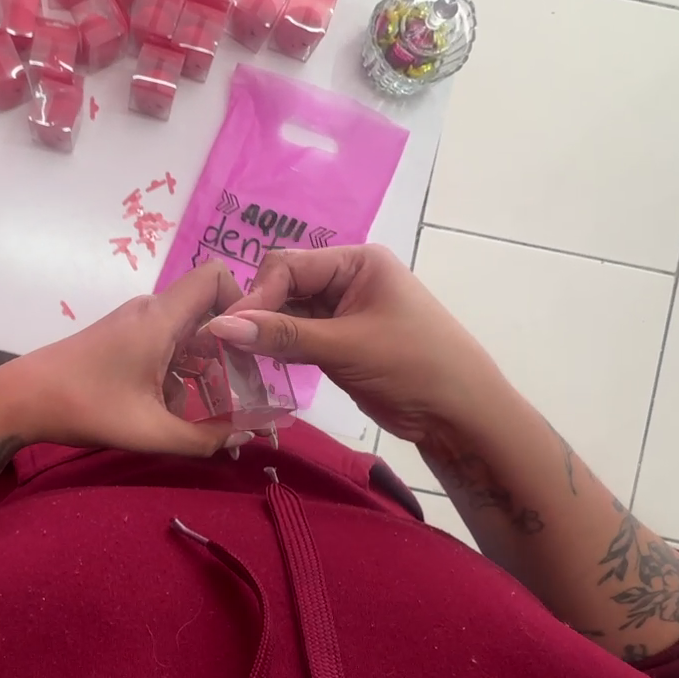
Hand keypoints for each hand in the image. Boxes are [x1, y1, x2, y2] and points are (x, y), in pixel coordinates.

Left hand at [0, 261, 250, 455]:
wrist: (22, 399)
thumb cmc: (85, 407)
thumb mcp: (149, 431)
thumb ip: (204, 438)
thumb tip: (246, 436)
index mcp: (161, 318)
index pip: (216, 277)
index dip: (243, 301)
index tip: (253, 346)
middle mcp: (150, 312)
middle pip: (207, 312)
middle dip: (229, 349)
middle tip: (245, 388)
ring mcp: (134, 325)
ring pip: (186, 335)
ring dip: (203, 368)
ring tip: (215, 407)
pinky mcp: (121, 340)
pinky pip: (165, 346)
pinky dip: (177, 373)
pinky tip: (172, 409)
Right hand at [210, 244, 505, 442]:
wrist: (460, 415)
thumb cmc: (414, 367)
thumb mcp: (346, 347)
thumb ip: (282, 335)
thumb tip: (218, 326)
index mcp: (356, 262)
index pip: (288, 267)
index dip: (256, 296)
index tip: (226, 329)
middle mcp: (346, 278)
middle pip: (283, 285)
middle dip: (256, 311)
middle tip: (228, 344)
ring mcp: (342, 311)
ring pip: (286, 312)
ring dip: (263, 331)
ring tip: (233, 354)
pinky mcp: (337, 341)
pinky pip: (296, 335)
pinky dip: (276, 347)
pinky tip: (256, 361)